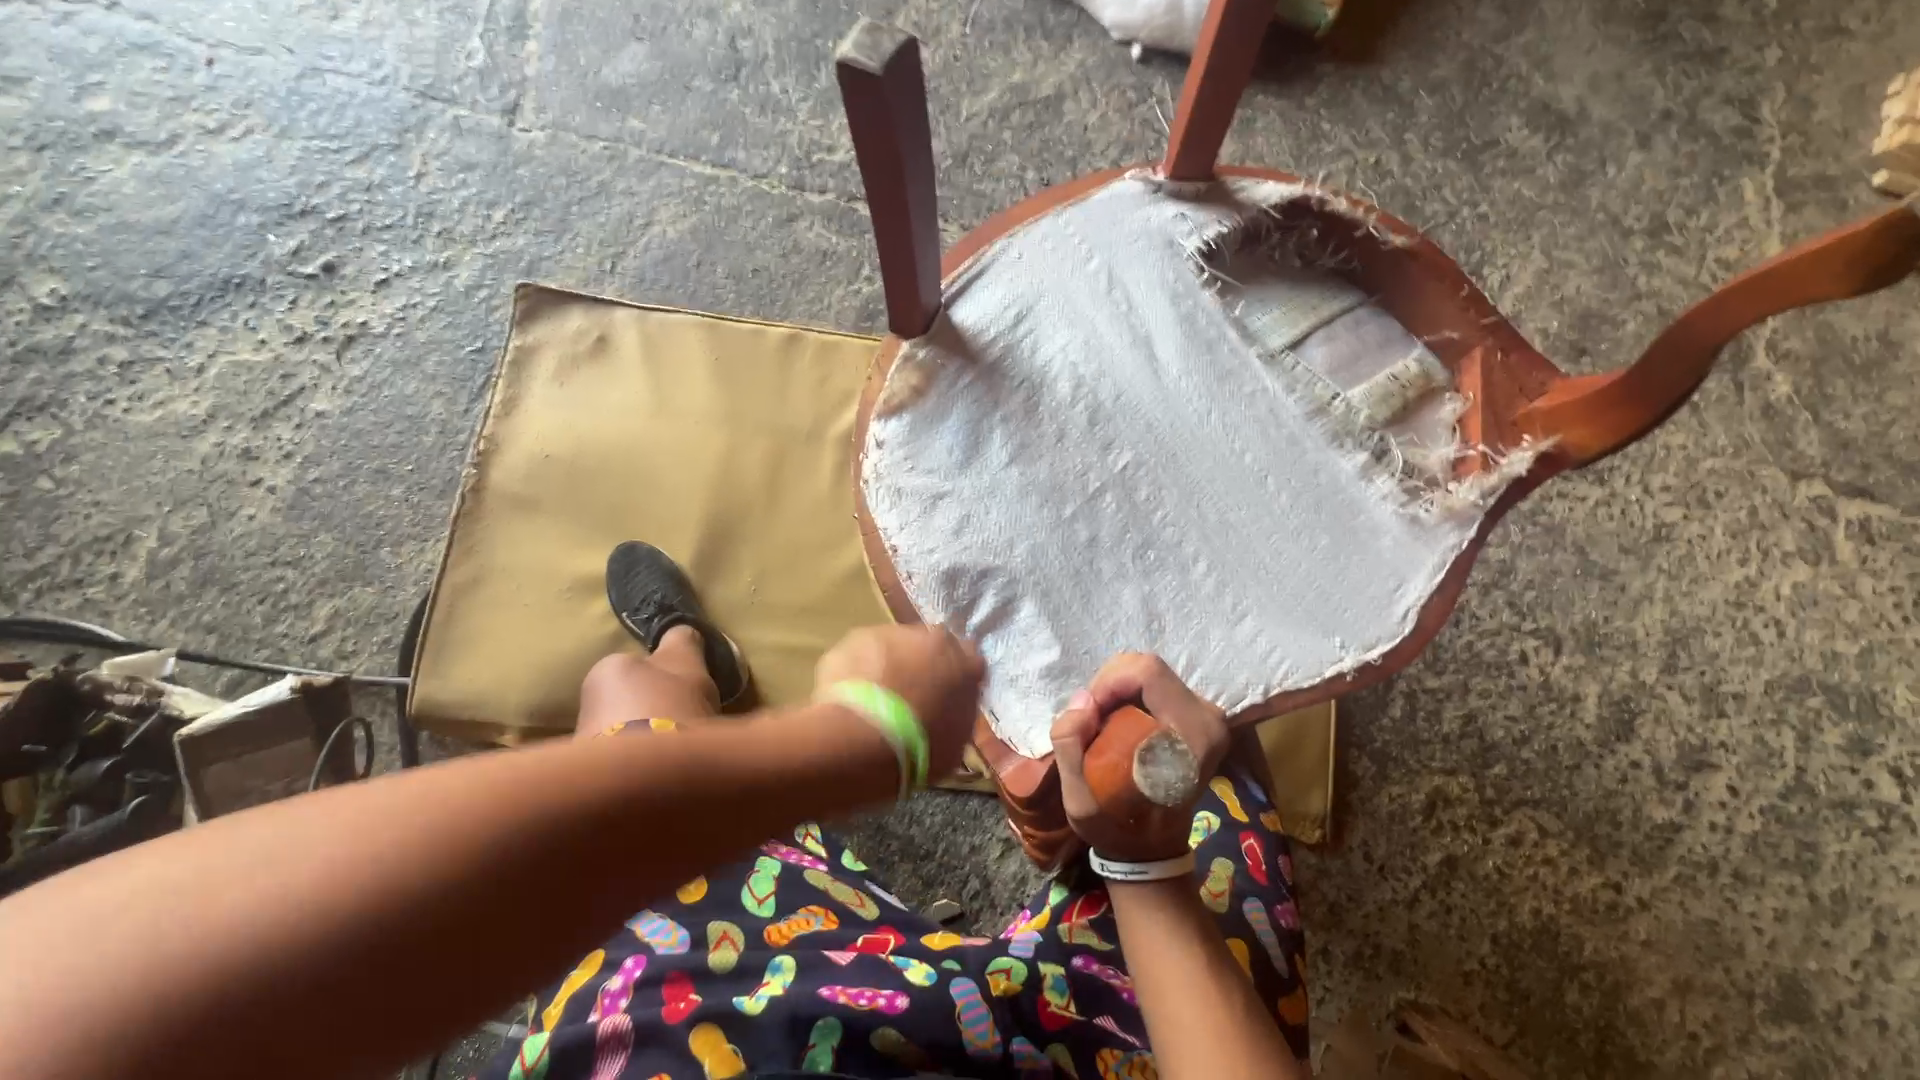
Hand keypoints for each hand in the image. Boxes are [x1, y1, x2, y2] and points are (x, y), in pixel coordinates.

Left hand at [813, 624, 984, 779]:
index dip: (952, 679)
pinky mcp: (861, 635)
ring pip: (897, 644)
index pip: (969, 664)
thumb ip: (955, 723)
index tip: (940, 697)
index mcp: (967, 668)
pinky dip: (859, 666)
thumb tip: (945, 722)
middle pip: (933, 646)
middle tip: (906, 694)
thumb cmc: (919, 750)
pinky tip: (848, 692)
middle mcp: (938, 641)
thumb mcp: (952, 749)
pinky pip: (864, 650)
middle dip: (922, 664)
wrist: (865, 737)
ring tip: (872, 696)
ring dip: (889, 664)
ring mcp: (898, 634)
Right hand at [1051, 653, 1228, 861]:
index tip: (1088, 714)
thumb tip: (1083, 699)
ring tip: (1103, 725)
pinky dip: (1129, 697)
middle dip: (1109, 686)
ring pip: (1150, 674)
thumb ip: (1071, 744)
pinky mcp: (1200, 717)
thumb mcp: (1079, 798)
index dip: (1107, 682)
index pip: (1147, 672)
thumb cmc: (1116, 825)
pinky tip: (1118, 725)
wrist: (1151, 849)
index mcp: (1191, 734)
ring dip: (1118, 692)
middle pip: (1148, 667)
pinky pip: (1156, 687)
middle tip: (1091, 720)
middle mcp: (1208, 718)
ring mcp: (1208, 716)